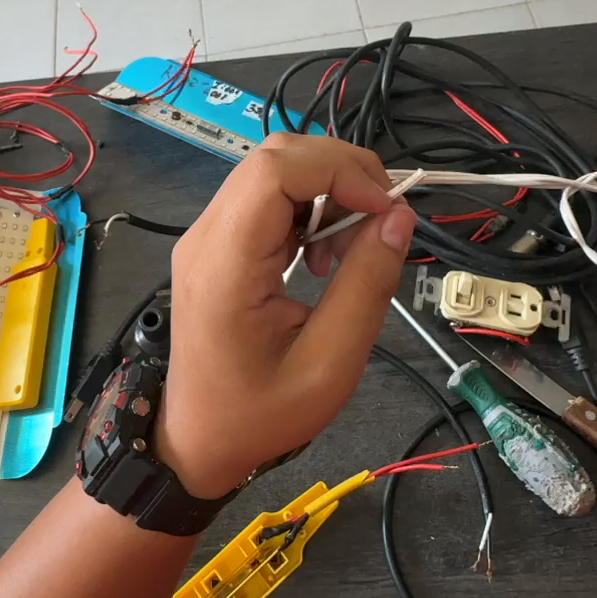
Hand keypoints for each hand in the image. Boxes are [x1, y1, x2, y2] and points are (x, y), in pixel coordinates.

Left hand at [158, 133, 417, 497]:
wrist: (198, 439)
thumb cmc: (259, 415)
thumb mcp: (329, 365)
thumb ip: (366, 286)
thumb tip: (399, 217)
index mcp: (224, 264)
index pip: (274, 170)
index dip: (339, 170)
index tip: (386, 208)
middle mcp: (207, 236)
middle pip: (274, 158)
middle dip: (340, 171)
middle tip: (382, 217)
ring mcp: (207, 237)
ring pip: (273, 172)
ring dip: (326, 191)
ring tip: (350, 248)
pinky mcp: (217, 244)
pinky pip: (267, 200)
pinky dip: (308, 210)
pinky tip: (324, 255)